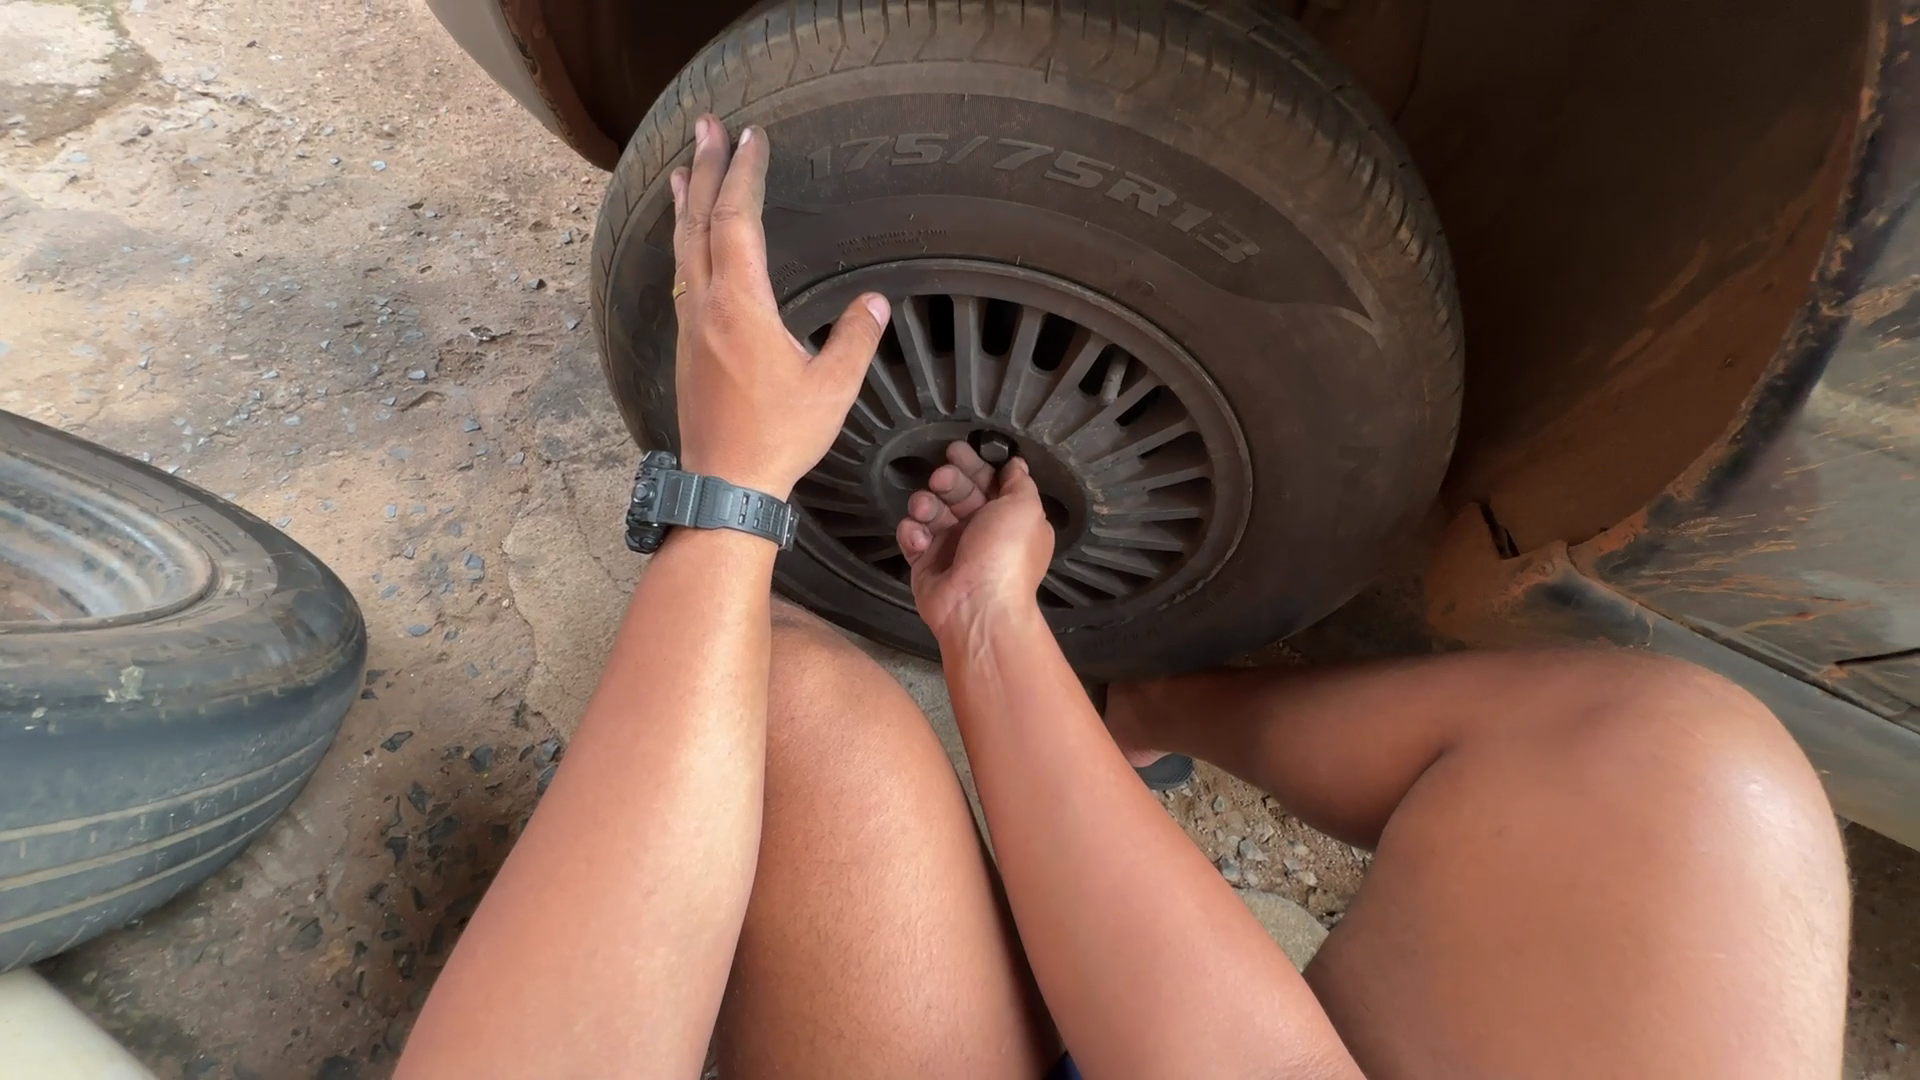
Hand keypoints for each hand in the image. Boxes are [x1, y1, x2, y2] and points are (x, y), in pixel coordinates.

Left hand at [669, 114, 889, 498]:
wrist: (726, 482)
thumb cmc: (780, 436)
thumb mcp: (832, 389)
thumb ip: (854, 339)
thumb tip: (874, 302)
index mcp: (741, 307)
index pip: (739, 222)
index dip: (744, 175)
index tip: (750, 137)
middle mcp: (706, 306)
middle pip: (698, 222)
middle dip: (703, 169)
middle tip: (704, 126)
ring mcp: (690, 327)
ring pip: (681, 250)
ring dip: (685, 205)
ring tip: (683, 170)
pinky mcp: (686, 349)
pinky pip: (680, 278)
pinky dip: (684, 245)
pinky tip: (690, 248)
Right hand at [897, 441, 1055, 640]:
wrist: (977, 605)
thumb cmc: (1006, 556)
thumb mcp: (1025, 508)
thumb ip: (1019, 482)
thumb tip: (1016, 464)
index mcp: (1008, 518)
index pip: (988, 481)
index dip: (973, 464)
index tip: (957, 451)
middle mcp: (981, 530)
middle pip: (957, 491)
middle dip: (948, 481)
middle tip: (942, 480)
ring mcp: (951, 546)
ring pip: (931, 510)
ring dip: (926, 505)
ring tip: (926, 511)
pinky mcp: (925, 562)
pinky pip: (912, 536)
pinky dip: (912, 533)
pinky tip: (919, 539)